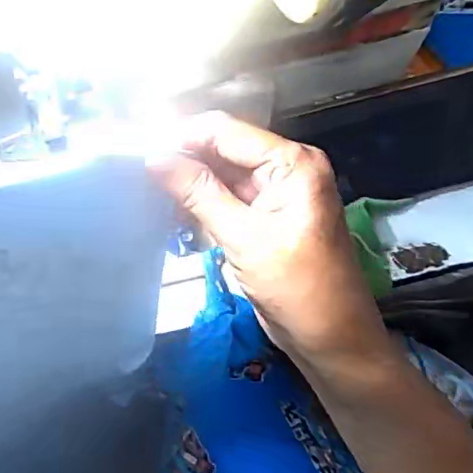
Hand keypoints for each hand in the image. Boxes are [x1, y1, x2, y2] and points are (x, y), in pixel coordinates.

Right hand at [149, 112, 400, 387]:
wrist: (332, 340)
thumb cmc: (297, 288)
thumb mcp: (243, 238)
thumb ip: (198, 193)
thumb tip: (154, 159)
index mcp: (292, 163)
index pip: (225, 132)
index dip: (182, 137)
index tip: (141, 150)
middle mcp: (286, 169)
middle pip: (223, 150)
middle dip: (183, 160)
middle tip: (140, 174)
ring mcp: (276, 193)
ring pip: (221, 175)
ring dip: (189, 183)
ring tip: (148, 191)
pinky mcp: (265, 217)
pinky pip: (227, 198)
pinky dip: (201, 204)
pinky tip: (173, 211)